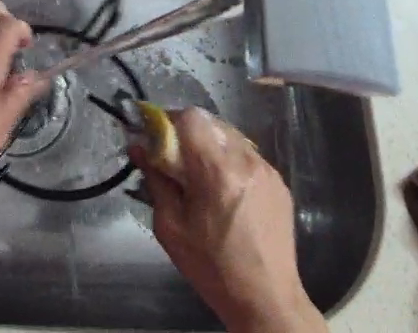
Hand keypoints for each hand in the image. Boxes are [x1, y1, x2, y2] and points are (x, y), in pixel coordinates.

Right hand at [132, 108, 325, 332]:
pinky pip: (248, 156)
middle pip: (210, 122)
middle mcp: (246, 161)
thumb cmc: (212, 267)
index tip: (157, 141)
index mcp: (216, 170)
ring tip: (201, 176)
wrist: (267, 301)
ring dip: (210, 145)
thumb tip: (138, 148)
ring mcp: (267, 171)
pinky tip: (225, 190)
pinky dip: (230, 161)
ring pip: (230, 136)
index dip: (169, 122)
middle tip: (175, 160)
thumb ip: (155, 180)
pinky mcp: (279, 183)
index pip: (191, 117)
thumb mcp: (170, 227)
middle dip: (188, 133)